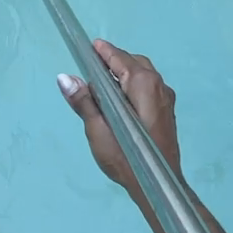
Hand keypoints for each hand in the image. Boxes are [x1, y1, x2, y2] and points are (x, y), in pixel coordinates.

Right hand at [57, 39, 179, 199]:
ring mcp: (166, 99)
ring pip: (143, 75)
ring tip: (102, 82)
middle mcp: (159, 86)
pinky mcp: (167, 111)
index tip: (89, 46)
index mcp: (143, 85)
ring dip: (124, 73)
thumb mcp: (99, 131)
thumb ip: (84, 102)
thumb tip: (64, 77)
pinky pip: (149, 88)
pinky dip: (133, 85)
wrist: (158, 186)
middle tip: (91, 65)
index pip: (120, 58)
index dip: (104, 52)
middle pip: (134, 63)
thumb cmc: (126, 158)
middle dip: (113, 60)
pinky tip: (119, 99)